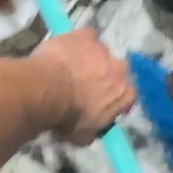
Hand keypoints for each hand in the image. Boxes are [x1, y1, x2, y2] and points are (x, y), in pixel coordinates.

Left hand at [32, 29, 134, 145]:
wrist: (47, 90)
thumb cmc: (67, 117)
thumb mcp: (84, 136)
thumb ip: (94, 129)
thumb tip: (91, 128)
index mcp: (125, 94)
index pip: (125, 96)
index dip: (111, 98)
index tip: (97, 101)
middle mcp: (119, 69)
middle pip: (114, 71)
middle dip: (102, 75)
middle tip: (82, 82)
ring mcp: (102, 49)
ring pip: (99, 52)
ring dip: (88, 58)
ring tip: (69, 65)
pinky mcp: (85, 35)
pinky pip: (86, 35)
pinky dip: (78, 41)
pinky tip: (66, 47)